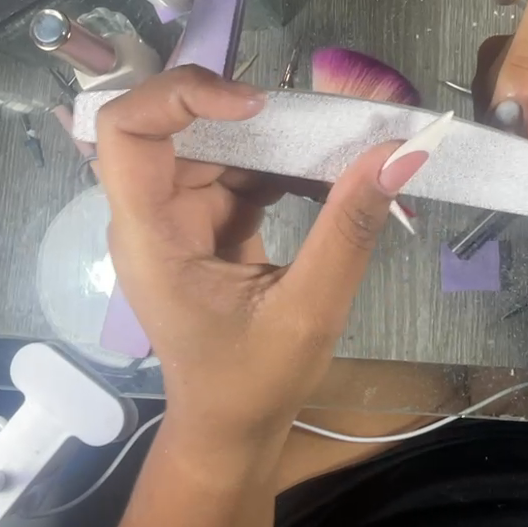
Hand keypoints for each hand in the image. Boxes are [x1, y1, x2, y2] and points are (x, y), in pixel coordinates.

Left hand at [87, 68, 419, 453]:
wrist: (231, 430)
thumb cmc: (253, 384)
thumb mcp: (309, 310)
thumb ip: (350, 230)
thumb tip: (400, 154)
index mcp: (151, 236)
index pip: (127, 131)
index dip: (182, 96)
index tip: (257, 106)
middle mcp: (152, 217)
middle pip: (175, 128)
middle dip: (247, 118)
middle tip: (321, 122)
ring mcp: (177, 220)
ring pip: (215, 148)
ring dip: (273, 144)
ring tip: (336, 150)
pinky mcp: (205, 225)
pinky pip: (238, 175)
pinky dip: (281, 170)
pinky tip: (325, 182)